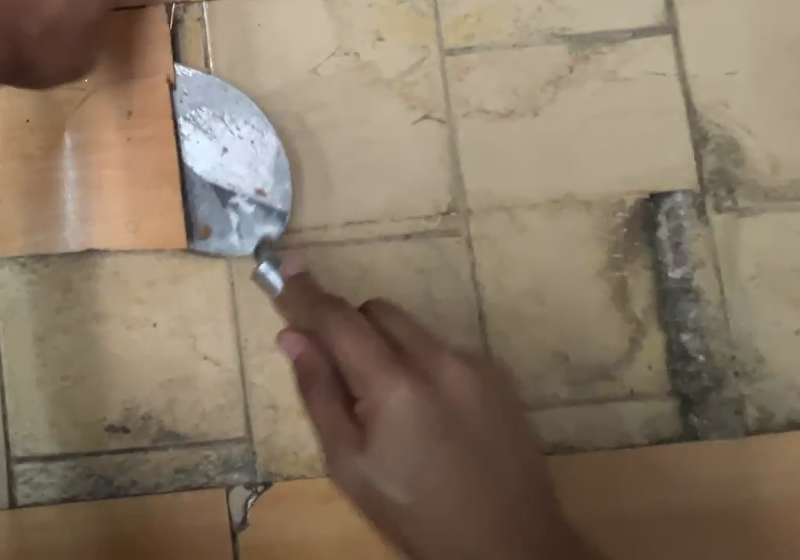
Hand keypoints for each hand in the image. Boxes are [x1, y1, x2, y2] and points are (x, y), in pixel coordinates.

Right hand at [274, 273, 600, 559]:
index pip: (338, 319)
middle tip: (340, 369)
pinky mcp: (498, 375)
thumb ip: (318, 393)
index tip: (283, 267)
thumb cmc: (419, 514)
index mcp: (395, 387)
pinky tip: (429, 411)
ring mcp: (474, 365)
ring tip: (391, 402)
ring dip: (385, 344)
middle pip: (374, 310)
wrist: (517, 551)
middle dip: (349, 327)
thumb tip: (292, 336)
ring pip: (408, 326)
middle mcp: (437, 361)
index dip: (306, 292)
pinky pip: (440, 347)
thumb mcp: (350, 466)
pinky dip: (419, 361)